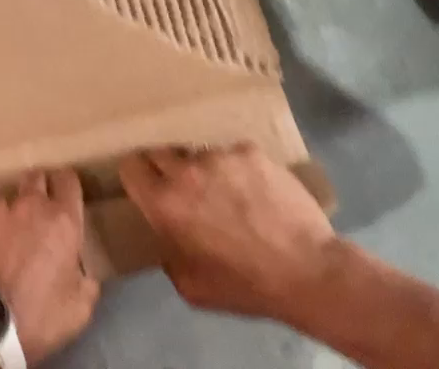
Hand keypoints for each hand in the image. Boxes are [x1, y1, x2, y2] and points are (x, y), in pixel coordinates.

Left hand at [0, 169, 99, 365]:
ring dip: (7, 217)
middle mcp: (27, 205)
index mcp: (61, 221)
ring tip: (2, 246)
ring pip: (3, 202)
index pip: (68, 181)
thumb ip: (84, 278)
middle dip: (38, 190)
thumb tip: (79, 270)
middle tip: (36, 217)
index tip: (65, 195)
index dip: (67, 186)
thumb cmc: (36, 319)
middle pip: (35, 178)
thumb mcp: (78, 309)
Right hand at [118, 144, 339, 323]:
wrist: (309, 272)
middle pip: (158, 152)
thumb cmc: (245, 285)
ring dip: (204, 170)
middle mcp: (186, 171)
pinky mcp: (250, 151)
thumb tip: (167, 234)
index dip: (136, 177)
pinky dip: (237, 169)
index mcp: (165, 202)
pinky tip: (256, 191)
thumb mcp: (191, 286)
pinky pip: (232, 154)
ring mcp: (220, 156)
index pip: (130, 167)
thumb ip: (167, 252)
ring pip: (198, 153)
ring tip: (228, 194)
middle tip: (185, 191)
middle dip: (165, 169)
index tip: (147, 188)